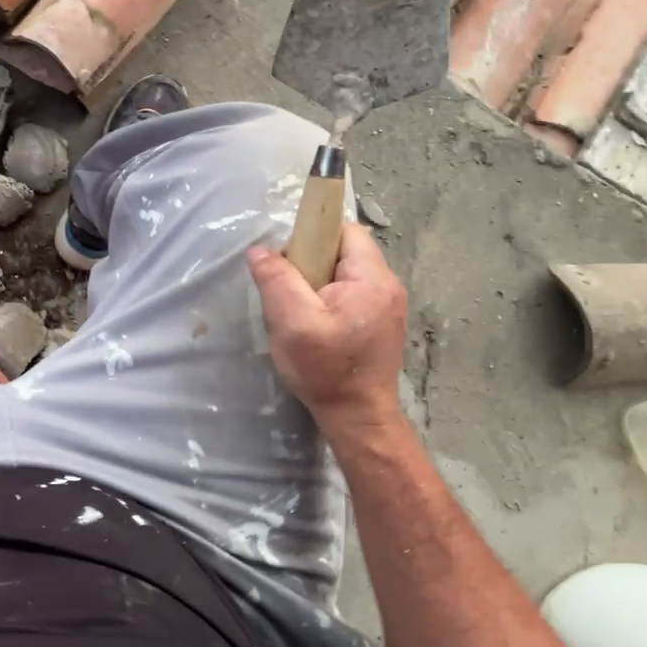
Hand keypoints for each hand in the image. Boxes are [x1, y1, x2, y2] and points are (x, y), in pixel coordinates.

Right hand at [247, 222, 408, 430]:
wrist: (357, 415)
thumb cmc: (326, 368)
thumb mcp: (291, 321)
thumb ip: (276, 279)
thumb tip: (260, 250)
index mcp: (372, 279)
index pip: (344, 230)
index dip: (312, 235)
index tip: (287, 259)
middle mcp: (387, 285)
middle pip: (342, 249)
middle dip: (309, 262)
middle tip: (287, 291)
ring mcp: (385, 303)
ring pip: (341, 271)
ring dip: (313, 282)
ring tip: (296, 310)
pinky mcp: (377, 319)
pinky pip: (346, 290)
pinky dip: (324, 298)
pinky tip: (311, 322)